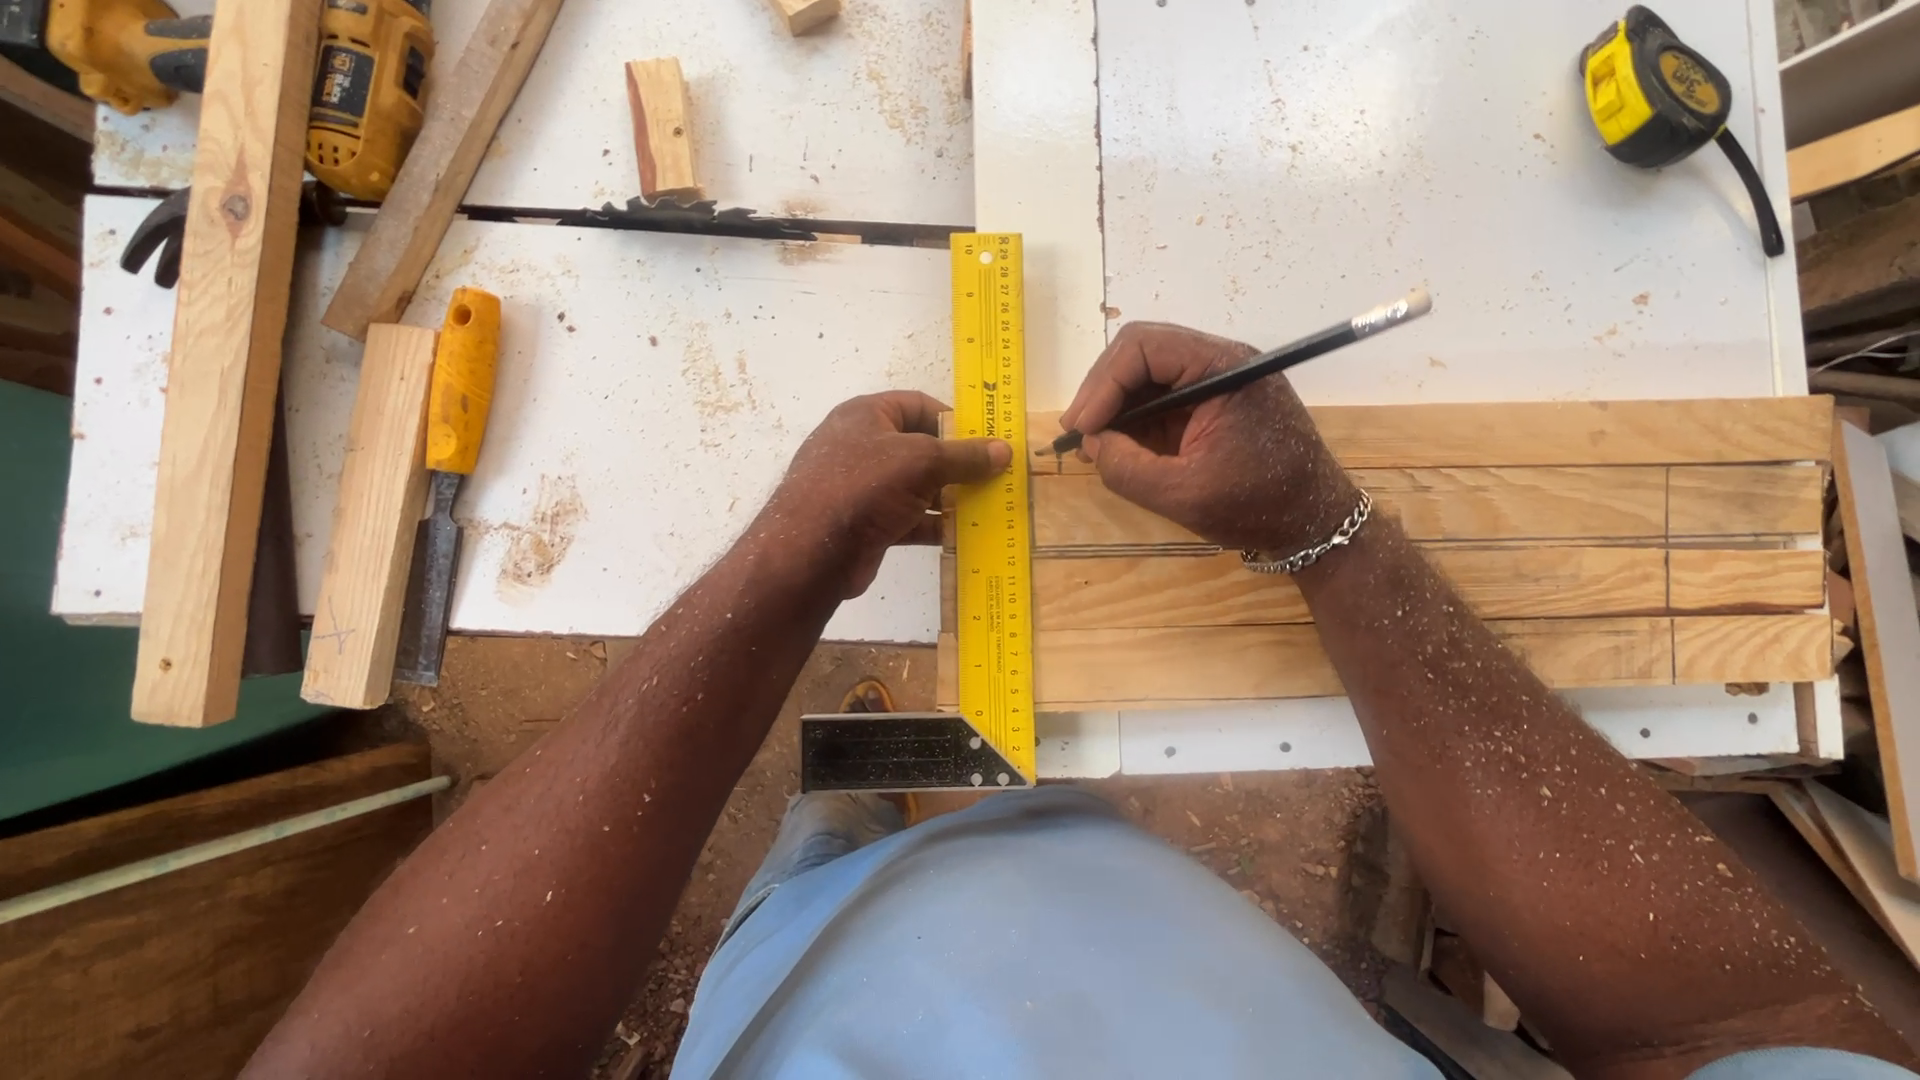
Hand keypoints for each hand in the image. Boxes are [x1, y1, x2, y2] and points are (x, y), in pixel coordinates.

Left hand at [754, 391, 1010, 597]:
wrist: (813, 551)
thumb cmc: (865, 486)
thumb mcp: (922, 461)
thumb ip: (964, 456)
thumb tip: (1003, 450)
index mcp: (867, 415)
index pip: (918, 405)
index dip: (953, 419)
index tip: (985, 440)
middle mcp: (862, 446)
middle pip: (920, 448)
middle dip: (956, 463)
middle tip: (994, 476)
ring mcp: (862, 487)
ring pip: (916, 486)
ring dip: (949, 497)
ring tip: (987, 506)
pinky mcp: (866, 523)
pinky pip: (908, 518)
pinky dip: (934, 524)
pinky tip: (963, 534)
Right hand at [1060, 322, 1355, 553]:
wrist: (1311, 522)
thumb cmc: (1258, 506)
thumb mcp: (1183, 494)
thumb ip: (1128, 468)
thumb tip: (1092, 443)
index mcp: (1222, 368)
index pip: (1143, 347)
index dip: (1103, 383)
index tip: (1083, 427)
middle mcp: (1217, 362)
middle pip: (1140, 353)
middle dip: (1102, 392)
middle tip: (1077, 433)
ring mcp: (1213, 383)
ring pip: (1145, 376)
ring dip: (1113, 406)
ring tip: (1091, 445)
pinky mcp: (1208, 406)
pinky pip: (1158, 400)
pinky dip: (1131, 420)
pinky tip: (1114, 447)